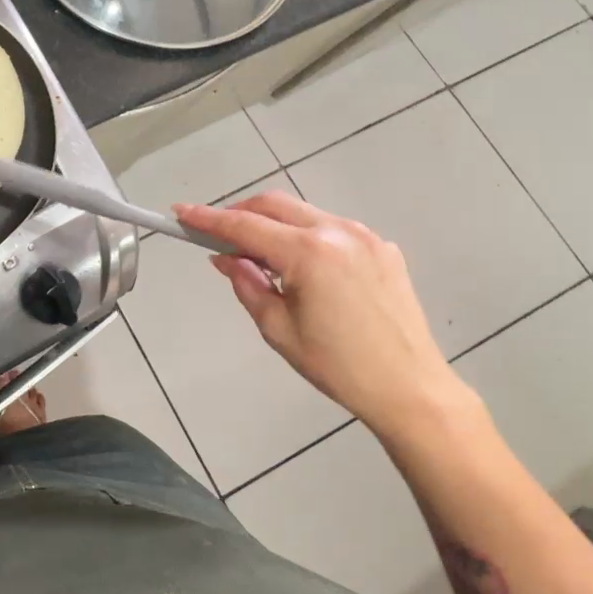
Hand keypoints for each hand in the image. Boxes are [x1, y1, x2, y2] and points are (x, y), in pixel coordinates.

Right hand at [175, 192, 475, 437]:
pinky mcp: (382, 248)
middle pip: (274, 205)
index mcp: (309, 253)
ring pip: (303, 212)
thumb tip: (226, 258)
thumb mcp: (278, 329)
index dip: (208, 219)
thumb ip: (248, 284)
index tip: (181, 212)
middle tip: (218, 236)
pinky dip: (305, 236)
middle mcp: (337, 232)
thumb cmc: (338, 366)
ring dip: (274, 224)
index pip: (245, 226)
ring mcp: (364, 236)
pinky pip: (331, 228)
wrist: (411, 388)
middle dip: (241, 213)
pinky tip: (302, 268)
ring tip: (260, 257)